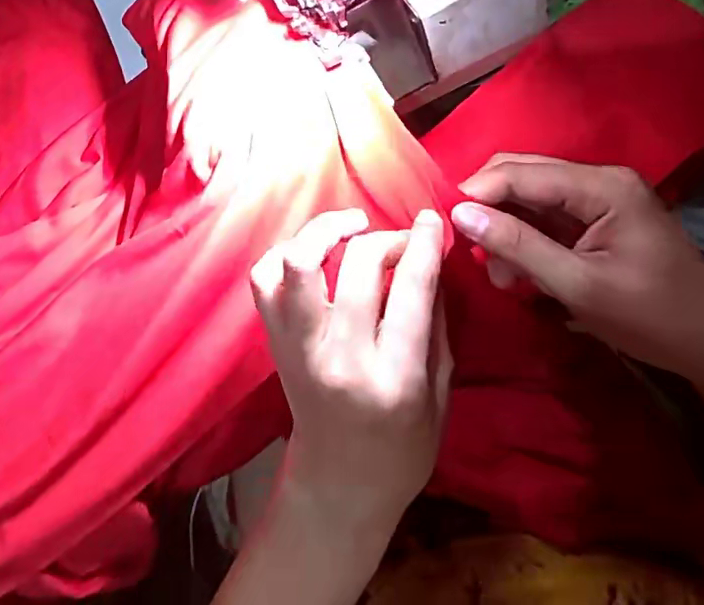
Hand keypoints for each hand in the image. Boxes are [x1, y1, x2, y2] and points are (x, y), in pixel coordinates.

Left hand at [248, 209, 450, 531]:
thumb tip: (430, 260)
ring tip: (351, 227)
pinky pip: (264, 278)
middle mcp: (339, 357)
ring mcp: (297, 347)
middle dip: (386, 238)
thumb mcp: (440, 395)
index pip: (409, 291)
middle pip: (358, 265)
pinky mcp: (273, 341)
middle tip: (400, 240)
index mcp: (393, 378)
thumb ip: (437, 325)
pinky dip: (285, 252)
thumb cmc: (401, 448)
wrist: (337, 484)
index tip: (430, 218)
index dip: (422, 244)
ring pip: (297, 263)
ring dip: (326, 231)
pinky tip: (314, 253)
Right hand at [451, 155, 703, 382]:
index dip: (477, 191)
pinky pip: (546, 214)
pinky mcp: (597, 216)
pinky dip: (524, 237)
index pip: (521, 173)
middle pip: (522, 174)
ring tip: (496, 272)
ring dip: (504, 226)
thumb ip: (518, 245)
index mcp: (602, 186)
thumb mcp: (578, 286)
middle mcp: (599, 178)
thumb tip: (459, 212)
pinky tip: (516, 271)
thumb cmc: (652, 318)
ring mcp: (600, 196)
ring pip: (529, 194)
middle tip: (465, 244)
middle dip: (488, 207)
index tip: (443, 221)